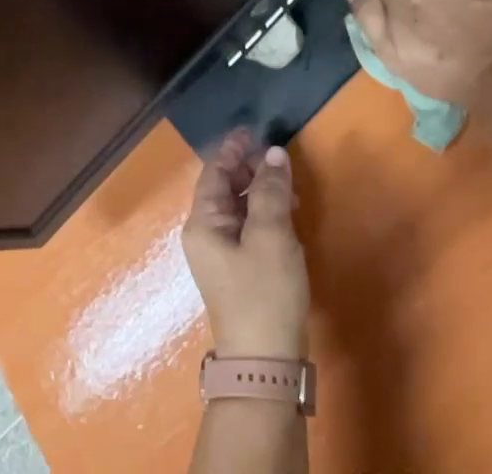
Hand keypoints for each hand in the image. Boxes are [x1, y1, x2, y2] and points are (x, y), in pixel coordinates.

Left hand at [181, 128, 309, 359]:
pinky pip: (248, 228)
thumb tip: (273, 153)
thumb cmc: (263, 291)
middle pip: (222, 188)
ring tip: (288, 185)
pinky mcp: (239, 270)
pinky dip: (264, 213)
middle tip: (278, 157)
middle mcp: (205, 236)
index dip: (232, 150)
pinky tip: (287, 214)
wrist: (264, 360)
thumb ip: (270, 190)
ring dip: (259, 191)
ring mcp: (221, 255)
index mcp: (202, 224)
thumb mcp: (271, 235)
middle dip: (248, 169)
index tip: (253, 130)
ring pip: (238, 208)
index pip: (213, 173)